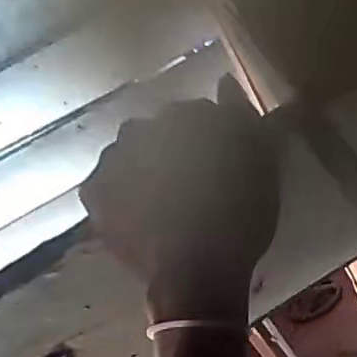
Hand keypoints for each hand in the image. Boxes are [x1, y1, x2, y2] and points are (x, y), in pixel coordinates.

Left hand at [82, 77, 279, 322]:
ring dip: (146, 169)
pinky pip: (109, 186)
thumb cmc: (239, 223)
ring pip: (130, 155)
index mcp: (186, 118)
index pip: (199, 113)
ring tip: (167, 206)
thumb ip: (244, 124)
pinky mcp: (93, 194)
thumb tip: (225, 82)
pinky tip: (143, 218)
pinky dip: (123, 195)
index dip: (213, 138)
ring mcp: (111, 160)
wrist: (196, 274)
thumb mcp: (262, 174)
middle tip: (196, 188)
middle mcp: (141, 127)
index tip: (225, 165)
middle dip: (174, 149)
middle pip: (159, 130)